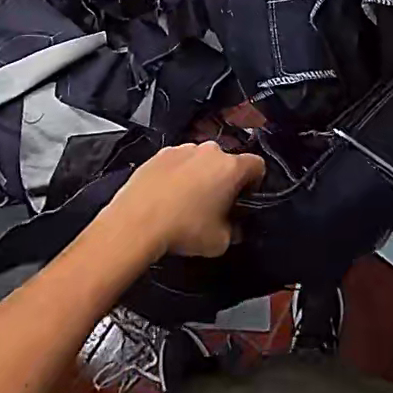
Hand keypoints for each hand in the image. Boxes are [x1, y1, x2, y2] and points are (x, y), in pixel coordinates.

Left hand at [101, 143, 264, 258]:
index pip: (257, 165)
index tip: (244, 198)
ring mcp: (181, 150)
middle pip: (227, 162)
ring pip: (200, 161)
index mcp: (231, 167)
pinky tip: (167, 197)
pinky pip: (176, 162)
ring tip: (187, 203)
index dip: (255, 183)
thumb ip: (235, 231)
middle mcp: (208, 151)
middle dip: (224, 180)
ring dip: (199, 176)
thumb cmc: (181, 229)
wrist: (135, 224)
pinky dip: (176, 175)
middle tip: (214, 206)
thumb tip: (233, 228)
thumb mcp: (221, 242)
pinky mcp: (158, 155)